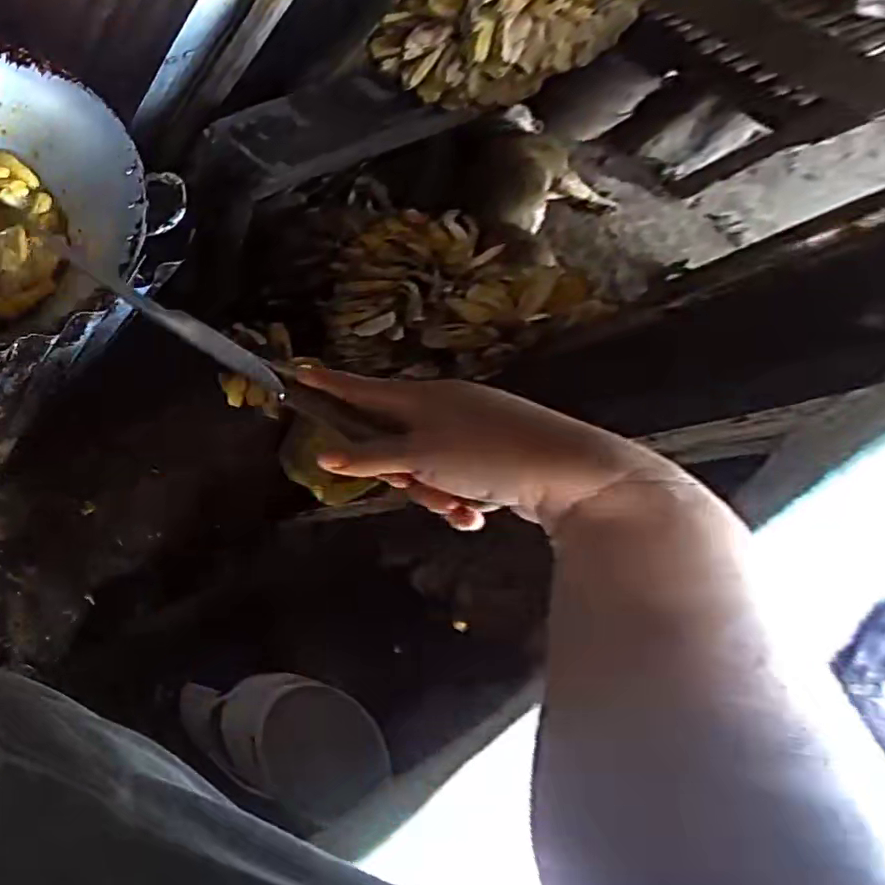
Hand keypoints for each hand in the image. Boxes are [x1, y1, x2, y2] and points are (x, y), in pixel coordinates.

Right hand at [295, 366, 676, 530]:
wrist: (584, 476)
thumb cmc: (489, 455)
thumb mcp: (417, 459)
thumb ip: (367, 459)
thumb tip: (322, 457)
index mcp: (421, 397)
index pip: (358, 389)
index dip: (327, 384)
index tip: (299, 372)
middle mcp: (444, 407)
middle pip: (390, 439)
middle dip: (396, 471)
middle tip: (409, 485)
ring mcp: (472, 428)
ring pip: (422, 463)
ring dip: (431, 491)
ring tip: (456, 507)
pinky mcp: (497, 453)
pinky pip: (455, 474)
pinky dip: (459, 496)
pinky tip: (474, 513)